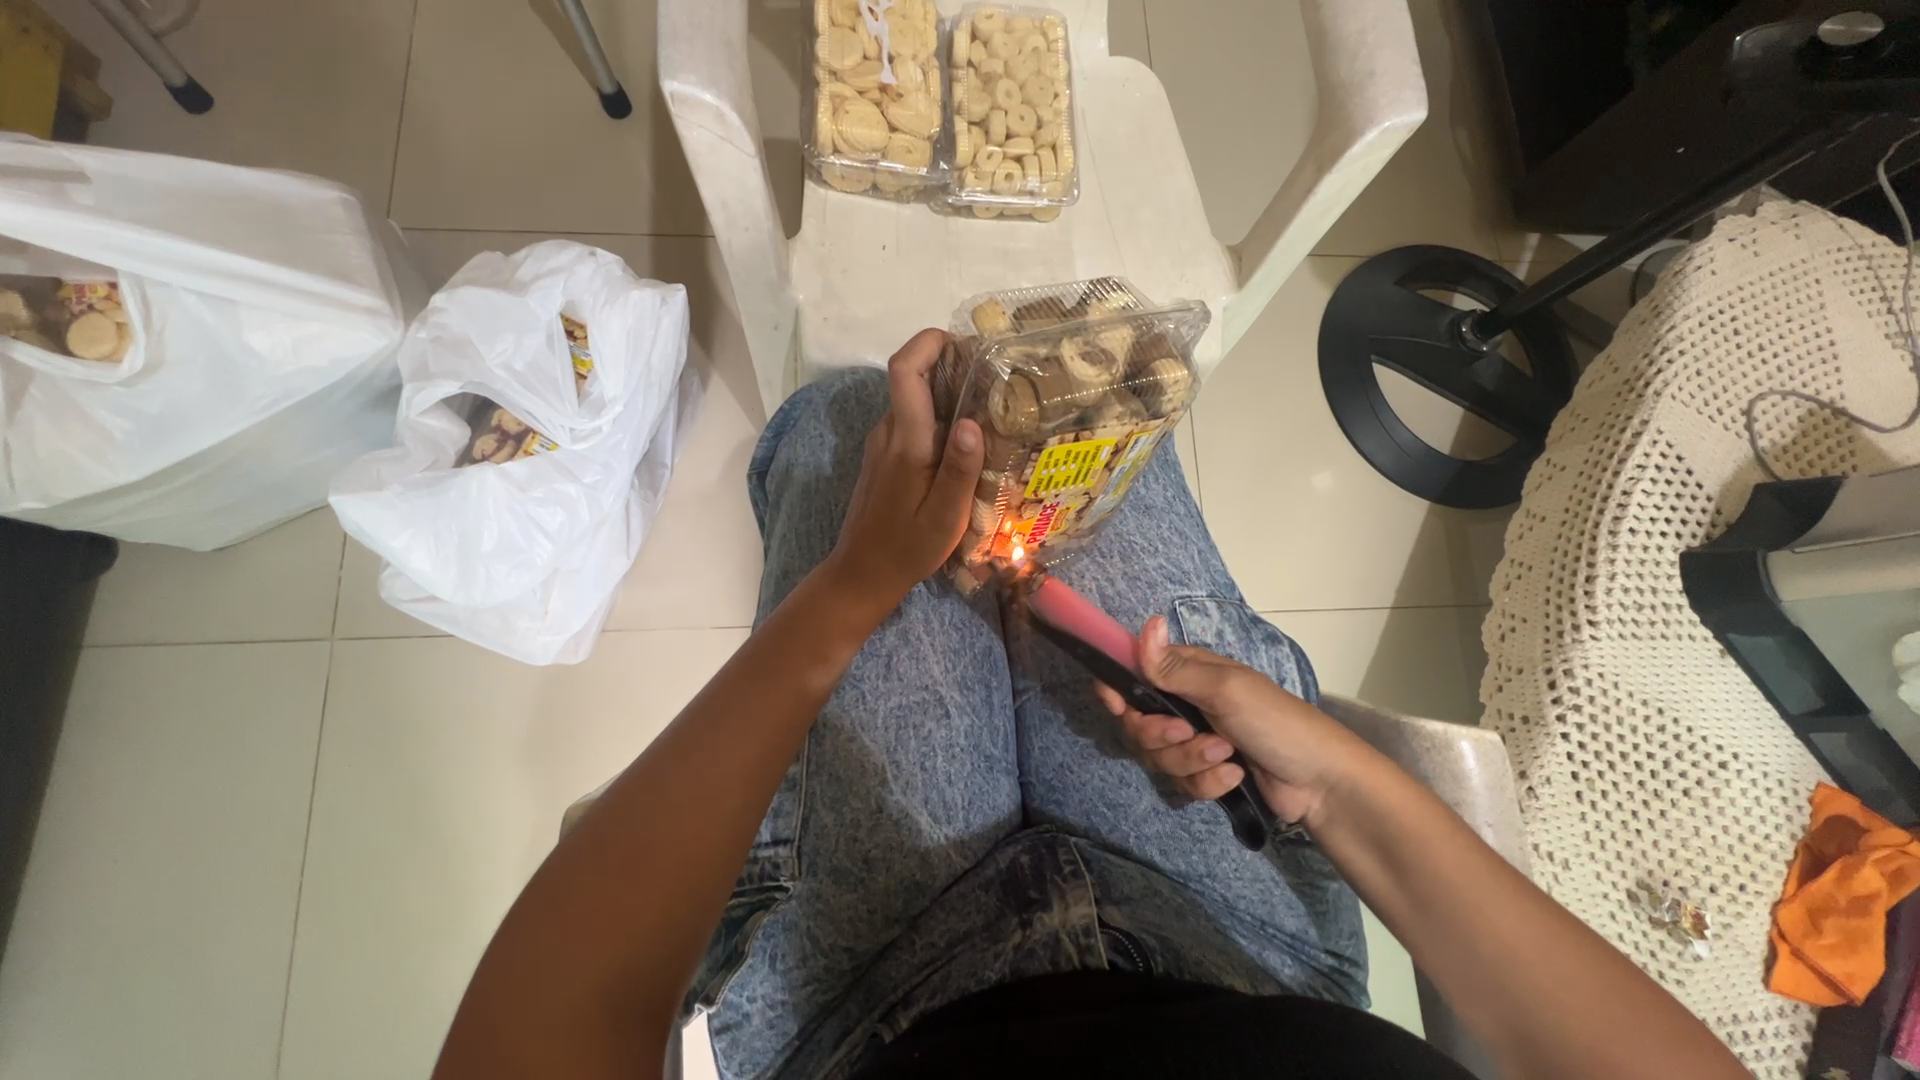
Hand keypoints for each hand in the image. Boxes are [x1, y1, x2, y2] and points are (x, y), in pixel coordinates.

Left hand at [824, 329, 985, 607]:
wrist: (861, 575)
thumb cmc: (906, 549)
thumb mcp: (943, 517)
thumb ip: (960, 470)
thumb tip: (975, 422)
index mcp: (904, 441)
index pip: (904, 369)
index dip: (930, 342)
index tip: (967, 344)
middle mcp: (888, 433)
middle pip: (913, 379)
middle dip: (953, 368)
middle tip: (999, 381)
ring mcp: (883, 444)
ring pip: (915, 402)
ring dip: (949, 396)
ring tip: (993, 411)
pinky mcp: (885, 458)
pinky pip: (913, 423)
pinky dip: (939, 419)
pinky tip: (967, 444)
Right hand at [1094, 616, 1377, 826]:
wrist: (1318, 781)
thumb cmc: (1274, 721)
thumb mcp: (1224, 689)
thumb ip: (1174, 668)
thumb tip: (1146, 623)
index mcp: (1185, 673)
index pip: (1131, 674)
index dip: (1116, 691)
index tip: (1116, 706)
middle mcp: (1182, 703)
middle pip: (1137, 723)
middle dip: (1159, 735)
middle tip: (1187, 732)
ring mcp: (1193, 741)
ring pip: (1158, 757)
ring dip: (1190, 760)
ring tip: (1226, 756)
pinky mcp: (1204, 774)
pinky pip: (1181, 783)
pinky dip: (1206, 783)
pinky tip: (1234, 777)